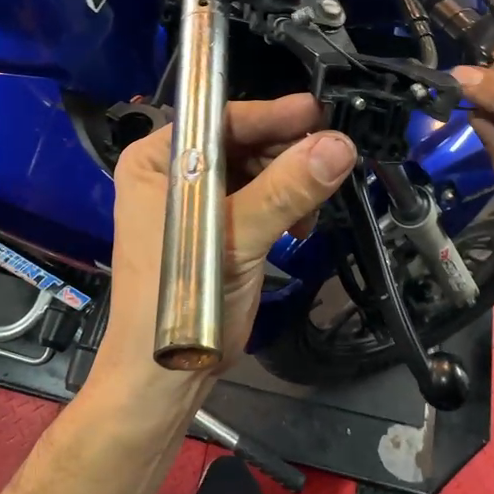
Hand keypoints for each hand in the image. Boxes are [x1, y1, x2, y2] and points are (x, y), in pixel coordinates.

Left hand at [96, 94, 356, 397]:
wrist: (162, 381)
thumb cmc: (179, 303)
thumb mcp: (236, 239)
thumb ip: (285, 191)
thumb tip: (337, 145)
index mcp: (156, 159)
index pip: (220, 119)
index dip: (270, 116)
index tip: (316, 112)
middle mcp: (171, 172)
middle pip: (240, 142)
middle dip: (285, 153)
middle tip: (329, 161)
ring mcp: (191, 202)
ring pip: (253, 170)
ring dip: (288, 182)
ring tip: (314, 203)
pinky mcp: (212, 229)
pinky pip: (255, 198)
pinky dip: (282, 205)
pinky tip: (301, 224)